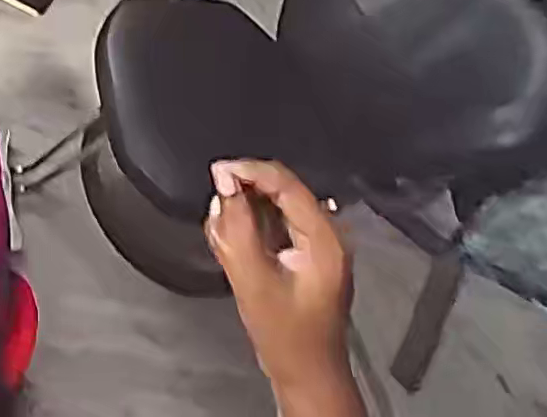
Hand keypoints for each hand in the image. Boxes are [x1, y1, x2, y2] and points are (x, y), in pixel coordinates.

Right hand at [203, 160, 357, 416]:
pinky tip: (237, 235)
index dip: (248, 170)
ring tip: (225, 225)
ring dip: (248, 204)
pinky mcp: (309, 247)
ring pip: (277, 199)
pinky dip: (255, 218)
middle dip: (246, 188)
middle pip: (281, 186)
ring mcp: (320, 238)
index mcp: (324, 236)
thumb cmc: (285, 336)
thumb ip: (236, 227)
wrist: (308, 377)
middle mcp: (329, 229)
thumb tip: (224, 181)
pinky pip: (278, 216)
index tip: (217, 171)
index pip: (284, 182)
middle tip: (218, 201)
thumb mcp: (253, 280)